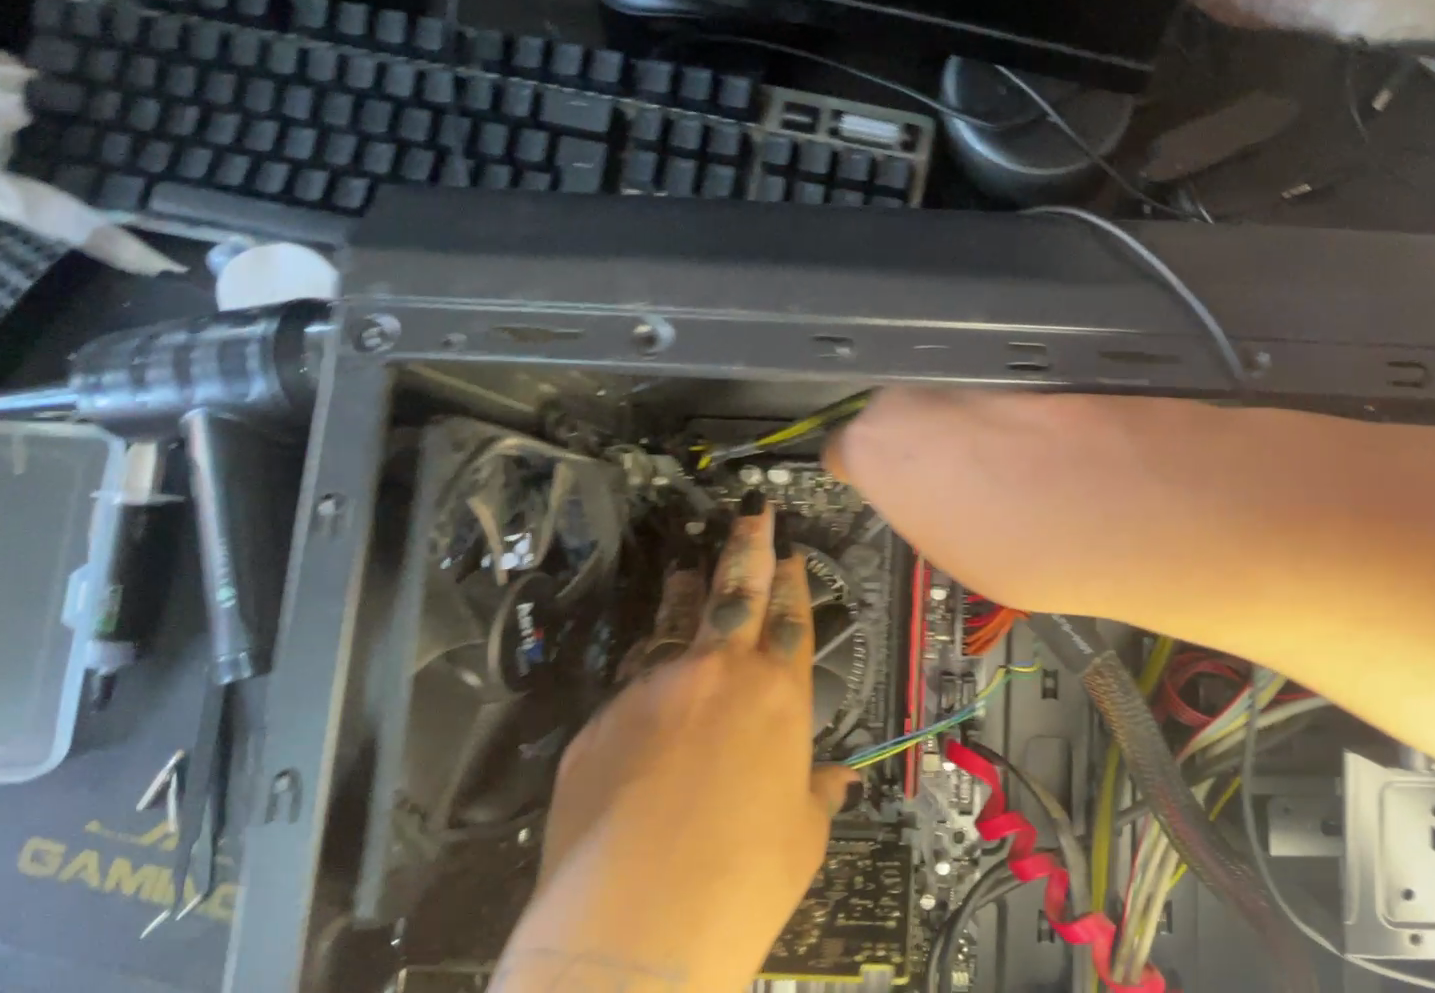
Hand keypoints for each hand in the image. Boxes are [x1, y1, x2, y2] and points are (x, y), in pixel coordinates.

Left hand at [495, 495, 858, 992]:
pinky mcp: (598, 723)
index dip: (793, 583)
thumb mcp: (800, 835)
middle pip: (735, 591)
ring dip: (683, 595)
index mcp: (778, 696)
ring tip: (685, 572)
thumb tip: (836, 780)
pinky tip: (646, 691)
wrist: (634, 920)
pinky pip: (630, 687)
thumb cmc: (745, 878)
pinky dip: (646, 678)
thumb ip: (815, 793)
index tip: (792, 553)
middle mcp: (717, 675)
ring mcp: (651, 691)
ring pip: (671, 624)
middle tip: (752, 513)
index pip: (790, 620)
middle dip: (747, 546)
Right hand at [825, 387, 1314, 635]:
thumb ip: (923, 508)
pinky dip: (1028, 387)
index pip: (851, 445)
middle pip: (905, 402)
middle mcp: (919, 384)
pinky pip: (1013, 363)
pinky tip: (1060, 421)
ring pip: (960, 378)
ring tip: (1026, 447)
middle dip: (927, 428)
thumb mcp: (958, 554)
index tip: (902, 480)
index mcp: (881, 444)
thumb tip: (925, 493)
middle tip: (972, 466)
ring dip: (980, 404)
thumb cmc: (1041, 548)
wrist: (1143, 499)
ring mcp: (975, 354)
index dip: (880, 465)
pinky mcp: (1032, 337)